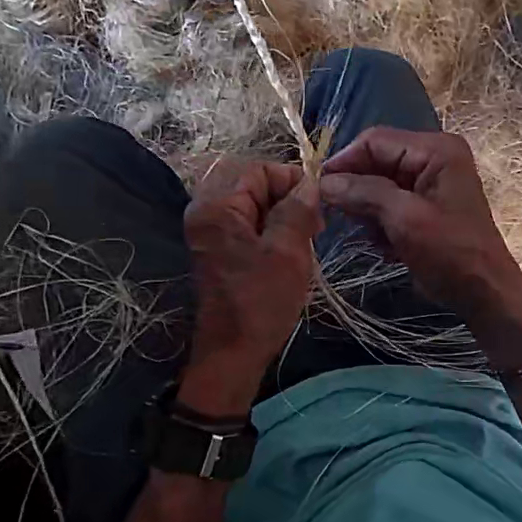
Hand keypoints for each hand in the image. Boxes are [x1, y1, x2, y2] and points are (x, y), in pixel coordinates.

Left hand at [179, 158, 321, 415]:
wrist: (232, 352)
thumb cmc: (261, 302)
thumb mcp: (288, 252)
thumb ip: (297, 209)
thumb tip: (309, 183)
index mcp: (216, 206)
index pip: (258, 169)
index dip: (291, 180)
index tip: (317, 206)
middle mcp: (204, 211)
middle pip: (251, 183)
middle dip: (285, 198)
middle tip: (312, 224)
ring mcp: (207, 230)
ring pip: (251, 204)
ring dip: (280, 215)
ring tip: (303, 240)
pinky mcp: (215, 248)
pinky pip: (245, 223)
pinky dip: (268, 229)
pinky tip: (287, 249)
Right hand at [320, 128, 521, 367]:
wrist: (482, 292)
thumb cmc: (450, 252)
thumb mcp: (404, 218)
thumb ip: (363, 193)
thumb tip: (323, 182)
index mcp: (435, 150)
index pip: (375, 141)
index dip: (343, 161)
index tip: (317, 187)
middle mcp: (431, 158)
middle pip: (375, 162)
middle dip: (354, 189)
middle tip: (333, 215)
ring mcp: (427, 183)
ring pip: (376, 185)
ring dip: (366, 210)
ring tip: (371, 235)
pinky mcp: (422, 207)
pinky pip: (386, 204)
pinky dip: (378, 222)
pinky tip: (384, 245)